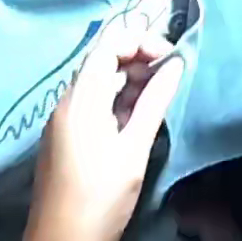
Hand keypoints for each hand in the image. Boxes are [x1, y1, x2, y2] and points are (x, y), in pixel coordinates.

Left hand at [26, 20, 184, 240]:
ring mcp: (64, 121)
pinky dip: (119, 98)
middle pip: (104, 60)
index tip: (168, 57)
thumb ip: (155, 99)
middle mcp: (67, 103)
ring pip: (101, 81)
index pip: (109, 45)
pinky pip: (95, 101)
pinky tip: (139, 116)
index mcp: (80, 100)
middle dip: (140, 59)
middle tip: (169, 75)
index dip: (140, 42)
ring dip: (132, 79)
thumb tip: (176, 63)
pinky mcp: (67, 138)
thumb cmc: (99, 198)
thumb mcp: (134, 148)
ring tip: (159, 95)